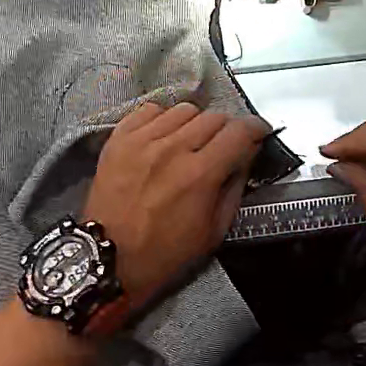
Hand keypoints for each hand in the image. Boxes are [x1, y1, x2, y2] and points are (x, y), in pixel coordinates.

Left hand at [83, 103, 271, 305]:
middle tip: (221, 147)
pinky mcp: (120, 137)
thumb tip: (246, 155)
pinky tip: (162, 137)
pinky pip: (150, 109)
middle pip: (214, 117)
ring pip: (184, 110)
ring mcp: (143, 139)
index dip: (255, 129)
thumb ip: (234, 188)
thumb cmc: (163, 252)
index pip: (239, 132)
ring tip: (188, 143)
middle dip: (226, 130)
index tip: (257, 133)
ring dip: (194, 123)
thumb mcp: (213, 231)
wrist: (108, 256)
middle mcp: (172, 149)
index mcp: (200, 175)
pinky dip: (162, 119)